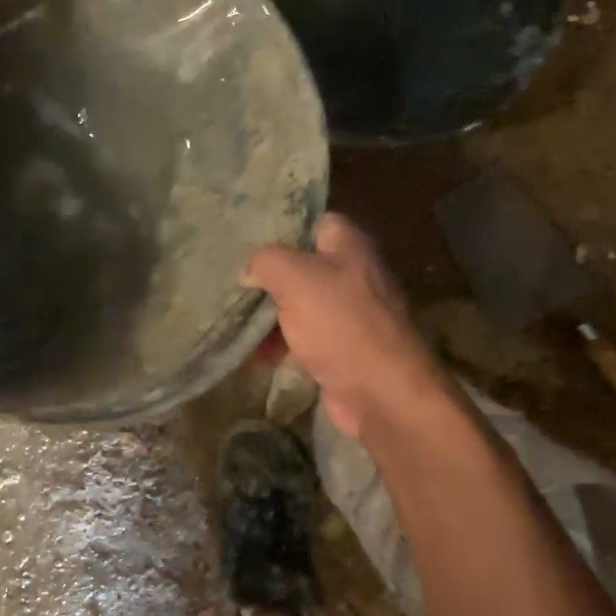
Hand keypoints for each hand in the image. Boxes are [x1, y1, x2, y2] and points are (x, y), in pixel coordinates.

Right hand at [245, 214, 449, 438]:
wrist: (383, 394)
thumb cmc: (341, 324)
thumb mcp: (295, 278)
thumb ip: (266, 261)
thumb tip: (251, 270)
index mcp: (349, 246)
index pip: (313, 221)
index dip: (282, 227)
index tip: (247, 237)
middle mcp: (353, 274)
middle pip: (301, 264)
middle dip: (267, 275)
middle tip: (231, 279)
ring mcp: (349, 313)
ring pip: (298, 303)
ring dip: (267, 314)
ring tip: (232, 321)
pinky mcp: (342, 348)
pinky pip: (302, 337)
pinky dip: (279, 343)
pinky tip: (254, 354)